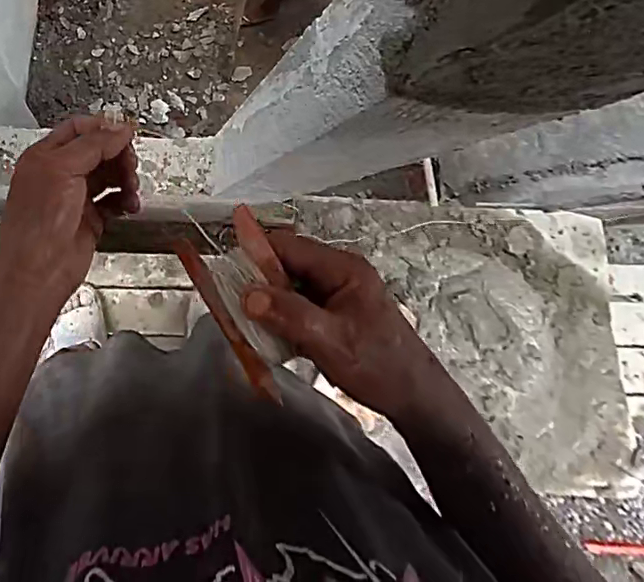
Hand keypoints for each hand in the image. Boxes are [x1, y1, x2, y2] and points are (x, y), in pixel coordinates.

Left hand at [0, 116, 139, 308]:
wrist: (37, 272)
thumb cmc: (37, 224)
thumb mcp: (63, 170)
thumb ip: (94, 144)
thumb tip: (119, 129)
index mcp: (46, 157)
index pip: (79, 130)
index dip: (104, 129)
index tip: (126, 135)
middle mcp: (60, 174)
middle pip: (99, 151)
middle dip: (119, 155)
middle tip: (130, 165)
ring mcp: (75, 196)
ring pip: (110, 174)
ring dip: (126, 178)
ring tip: (131, 188)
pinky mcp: (90, 218)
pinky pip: (115, 200)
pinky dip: (126, 199)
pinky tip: (129, 205)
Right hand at [242, 231, 451, 422]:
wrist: (415, 396)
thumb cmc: (379, 365)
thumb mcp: (331, 340)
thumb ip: (289, 315)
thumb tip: (248, 294)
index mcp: (342, 267)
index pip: (290, 246)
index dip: (257, 253)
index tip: (227, 269)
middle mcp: (339, 273)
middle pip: (288, 264)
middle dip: (259, 281)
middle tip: (232, 302)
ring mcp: (337, 293)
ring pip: (291, 286)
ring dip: (270, 302)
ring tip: (245, 321)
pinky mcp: (335, 313)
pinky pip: (300, 305)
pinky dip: (282, 317)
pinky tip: (269, 336)